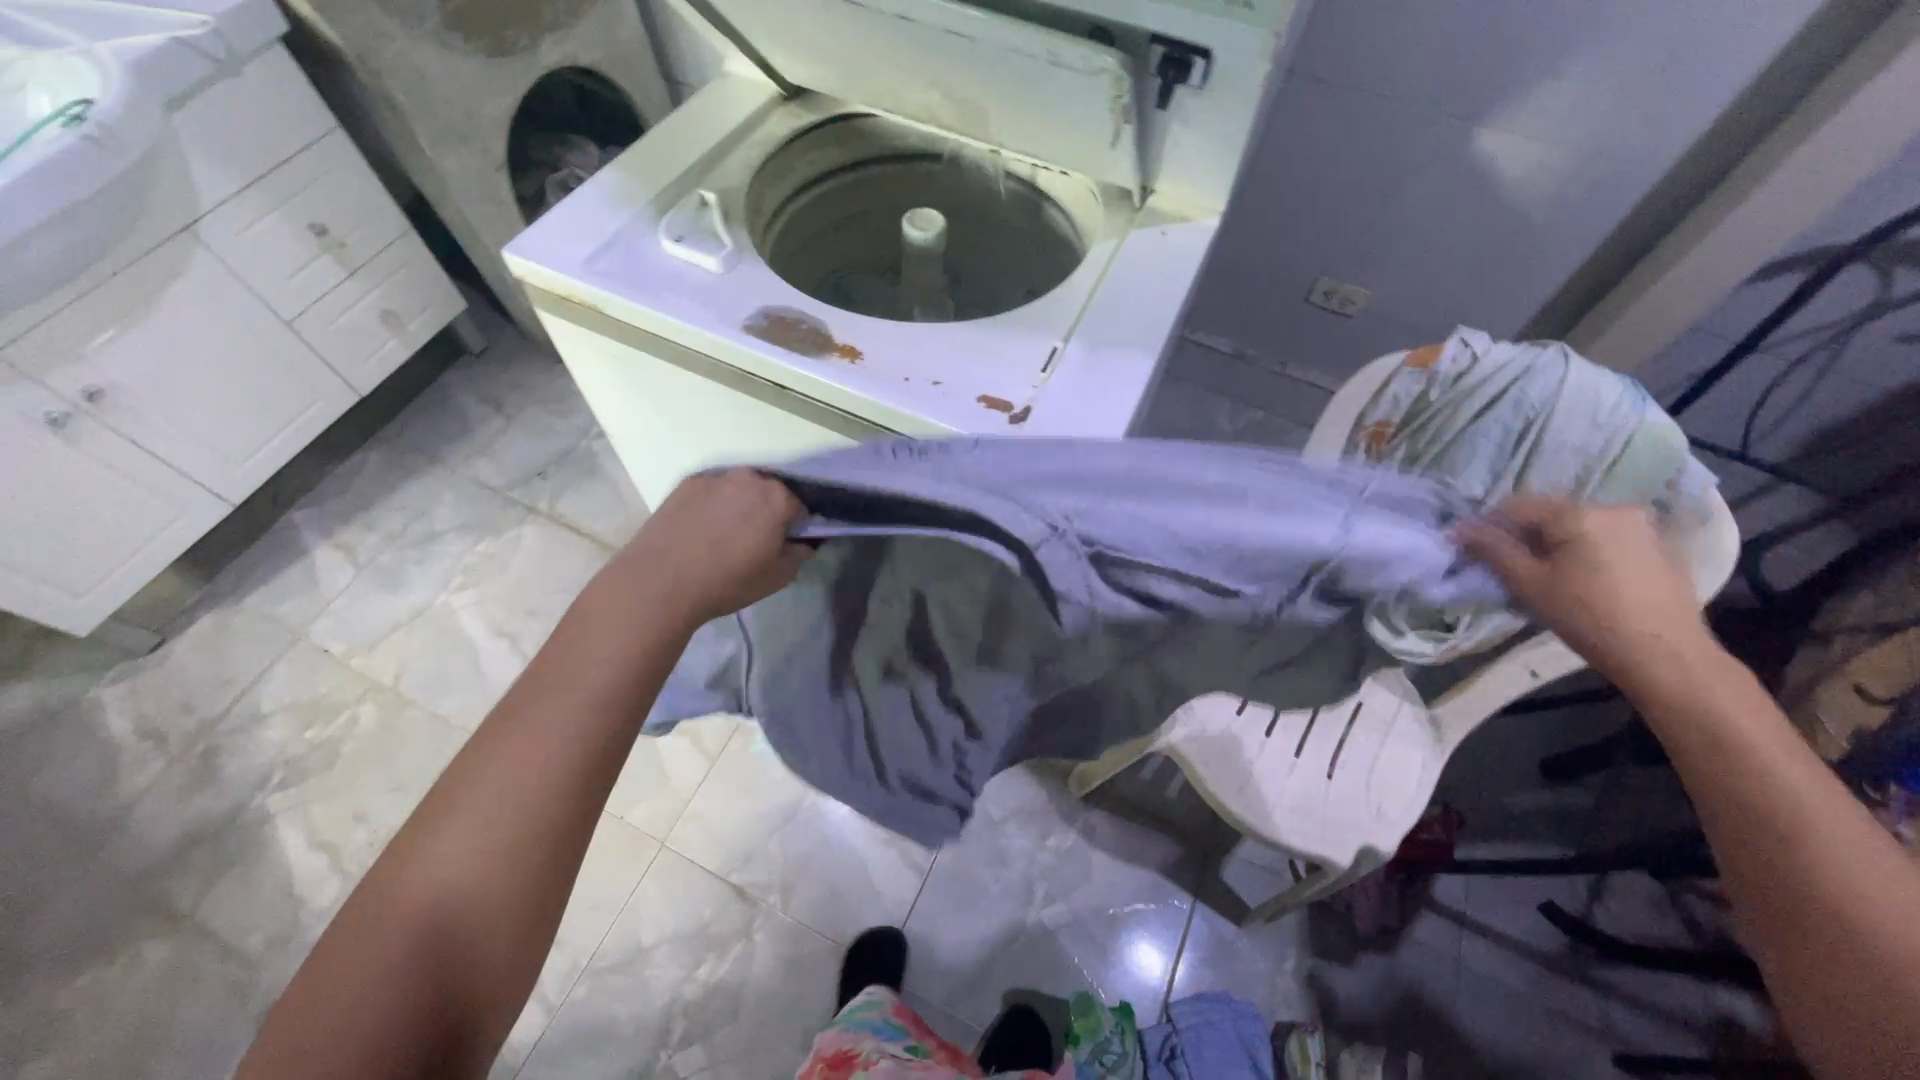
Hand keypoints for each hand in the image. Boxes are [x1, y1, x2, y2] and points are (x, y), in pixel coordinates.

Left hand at [614, 469, 810, 625]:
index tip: (783, 545)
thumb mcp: (778, 578)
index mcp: (777, 498)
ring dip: (740, 505)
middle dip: (768, 511)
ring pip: (739, 489)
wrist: (660, 581)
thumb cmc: (727, 581)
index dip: (795, 527)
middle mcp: (749, 478)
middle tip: (755, 540)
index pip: (800, 507)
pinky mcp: (687, 483)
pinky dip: (713, 504)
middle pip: (769, 492)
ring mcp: (715, 478)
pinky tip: (701, 529)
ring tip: (724, 535)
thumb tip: (801, 543)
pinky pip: (712, 491)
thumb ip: (799, 554)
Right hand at [1456, 496, 1718, 681]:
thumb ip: (1493, 550)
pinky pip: (1606, 539)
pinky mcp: (1659, 546)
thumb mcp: (1530, 585)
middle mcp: (1614, 508)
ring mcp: (1643, 526)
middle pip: (1551, 514)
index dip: (1487, 526)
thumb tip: (1459, 528)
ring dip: (1554, 545)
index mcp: (1580, 513)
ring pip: (1579, 526)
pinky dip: (1584, 552)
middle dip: (1524, 536)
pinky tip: (1581, 582)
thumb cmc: (1588, 619)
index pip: (1518, 506)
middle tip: (1507, 569)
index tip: (1469, 549)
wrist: (1666, 656)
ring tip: (1544, 578)